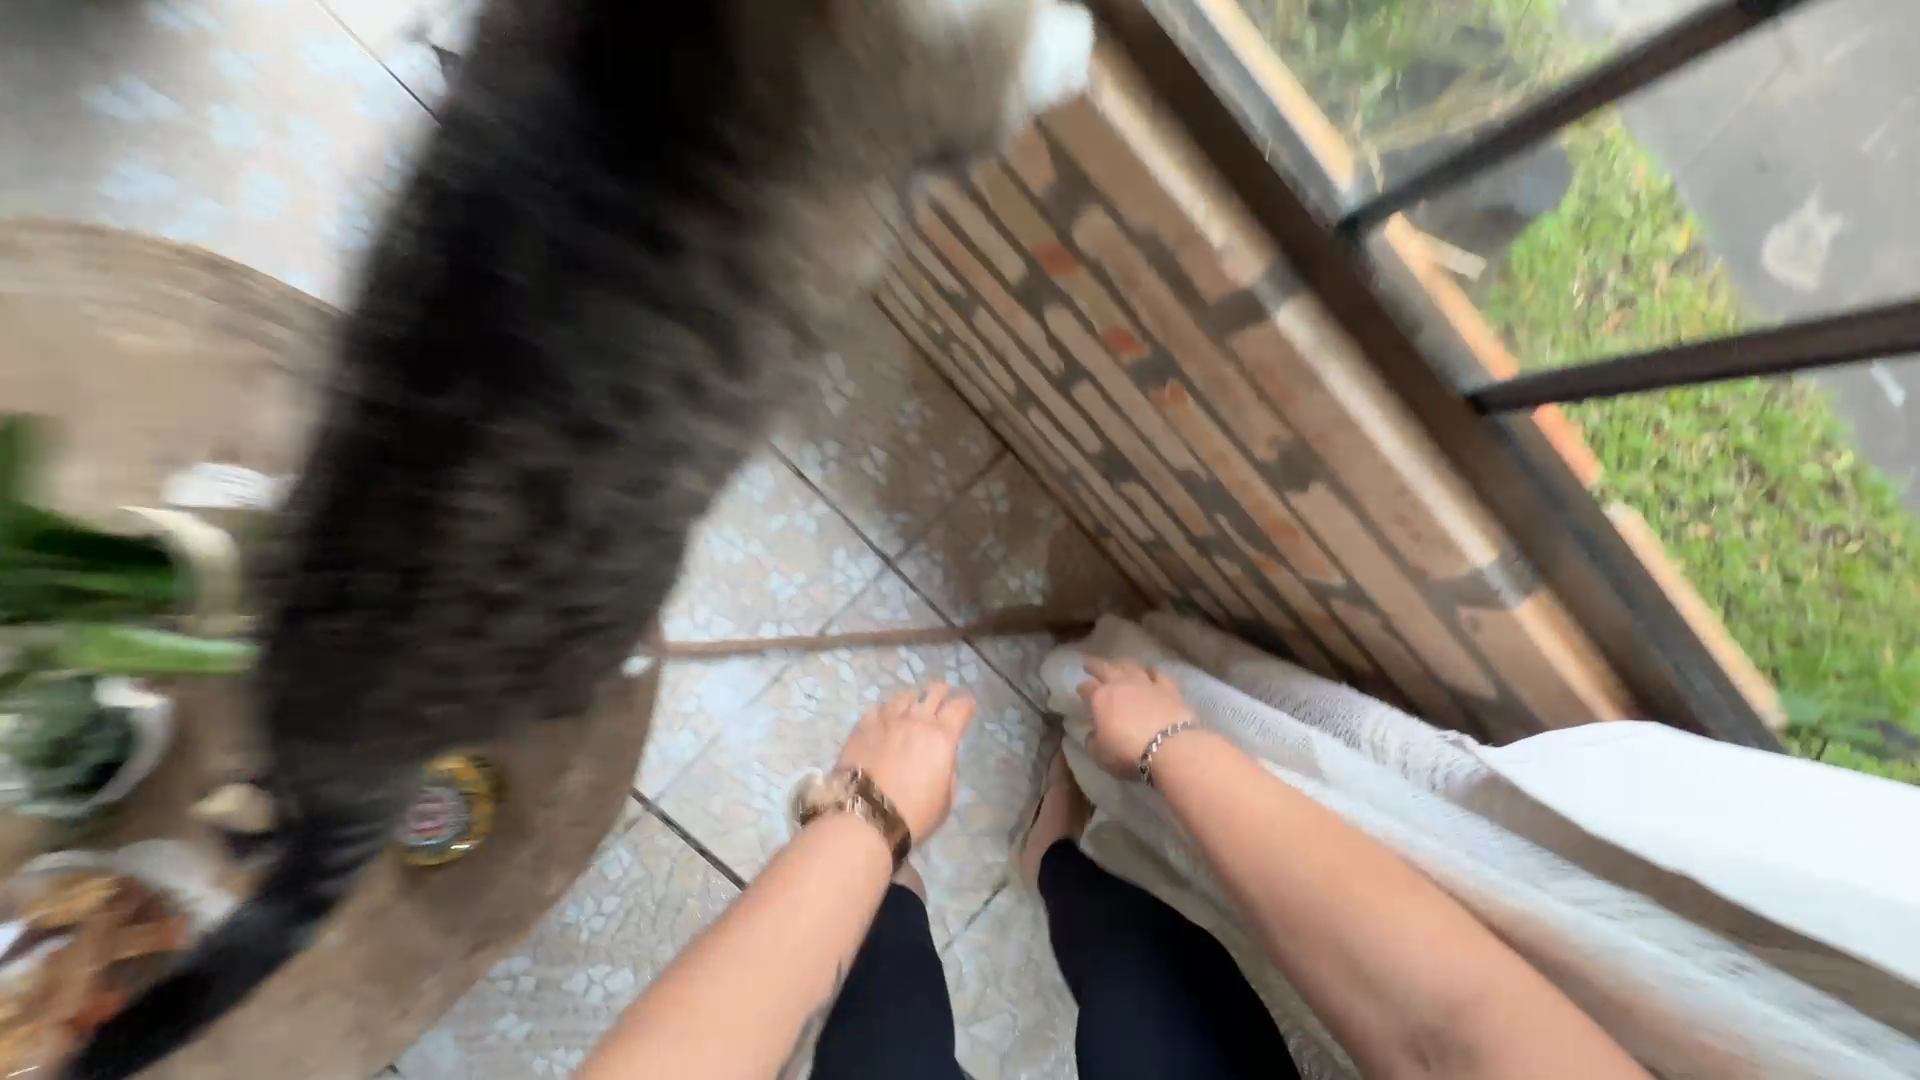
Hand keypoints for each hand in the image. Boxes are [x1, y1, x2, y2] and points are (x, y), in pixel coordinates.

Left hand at [835, 682, 974, 840]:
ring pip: (905, 696)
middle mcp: (916, 720)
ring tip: (913, 704)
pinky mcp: (863, 725)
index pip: (960, 707)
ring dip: (914, 699)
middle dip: (942, 691)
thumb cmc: (913, 814)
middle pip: (933, 692)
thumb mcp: (946, 798)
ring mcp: (887, 719)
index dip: (966, 703)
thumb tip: (943, 756)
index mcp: (942, 737)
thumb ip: (948, 769)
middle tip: (944, 693)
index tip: (967, 704)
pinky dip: (887, 711)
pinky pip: (879, 709)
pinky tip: (885, 718)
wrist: (864, 816)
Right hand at [1076, 657, 1194, 778]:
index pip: (1087, 688)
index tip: (1080, 689)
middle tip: (1089, 663)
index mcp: (1100, 698)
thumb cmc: (1128, 753)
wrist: (1170, 747)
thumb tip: (1092, 735)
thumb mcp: (1100, 755)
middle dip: (1095, 665)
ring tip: (1118, 663)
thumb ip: (1093, 742)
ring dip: (1122, 663)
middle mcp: (1121, 684)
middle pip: (1105, 668)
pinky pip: (1158, 674)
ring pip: (1131, 666)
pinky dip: (1152, 671)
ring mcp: (1145, 684)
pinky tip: (1151, 670)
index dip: (1082, 688)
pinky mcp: (1168, 688)